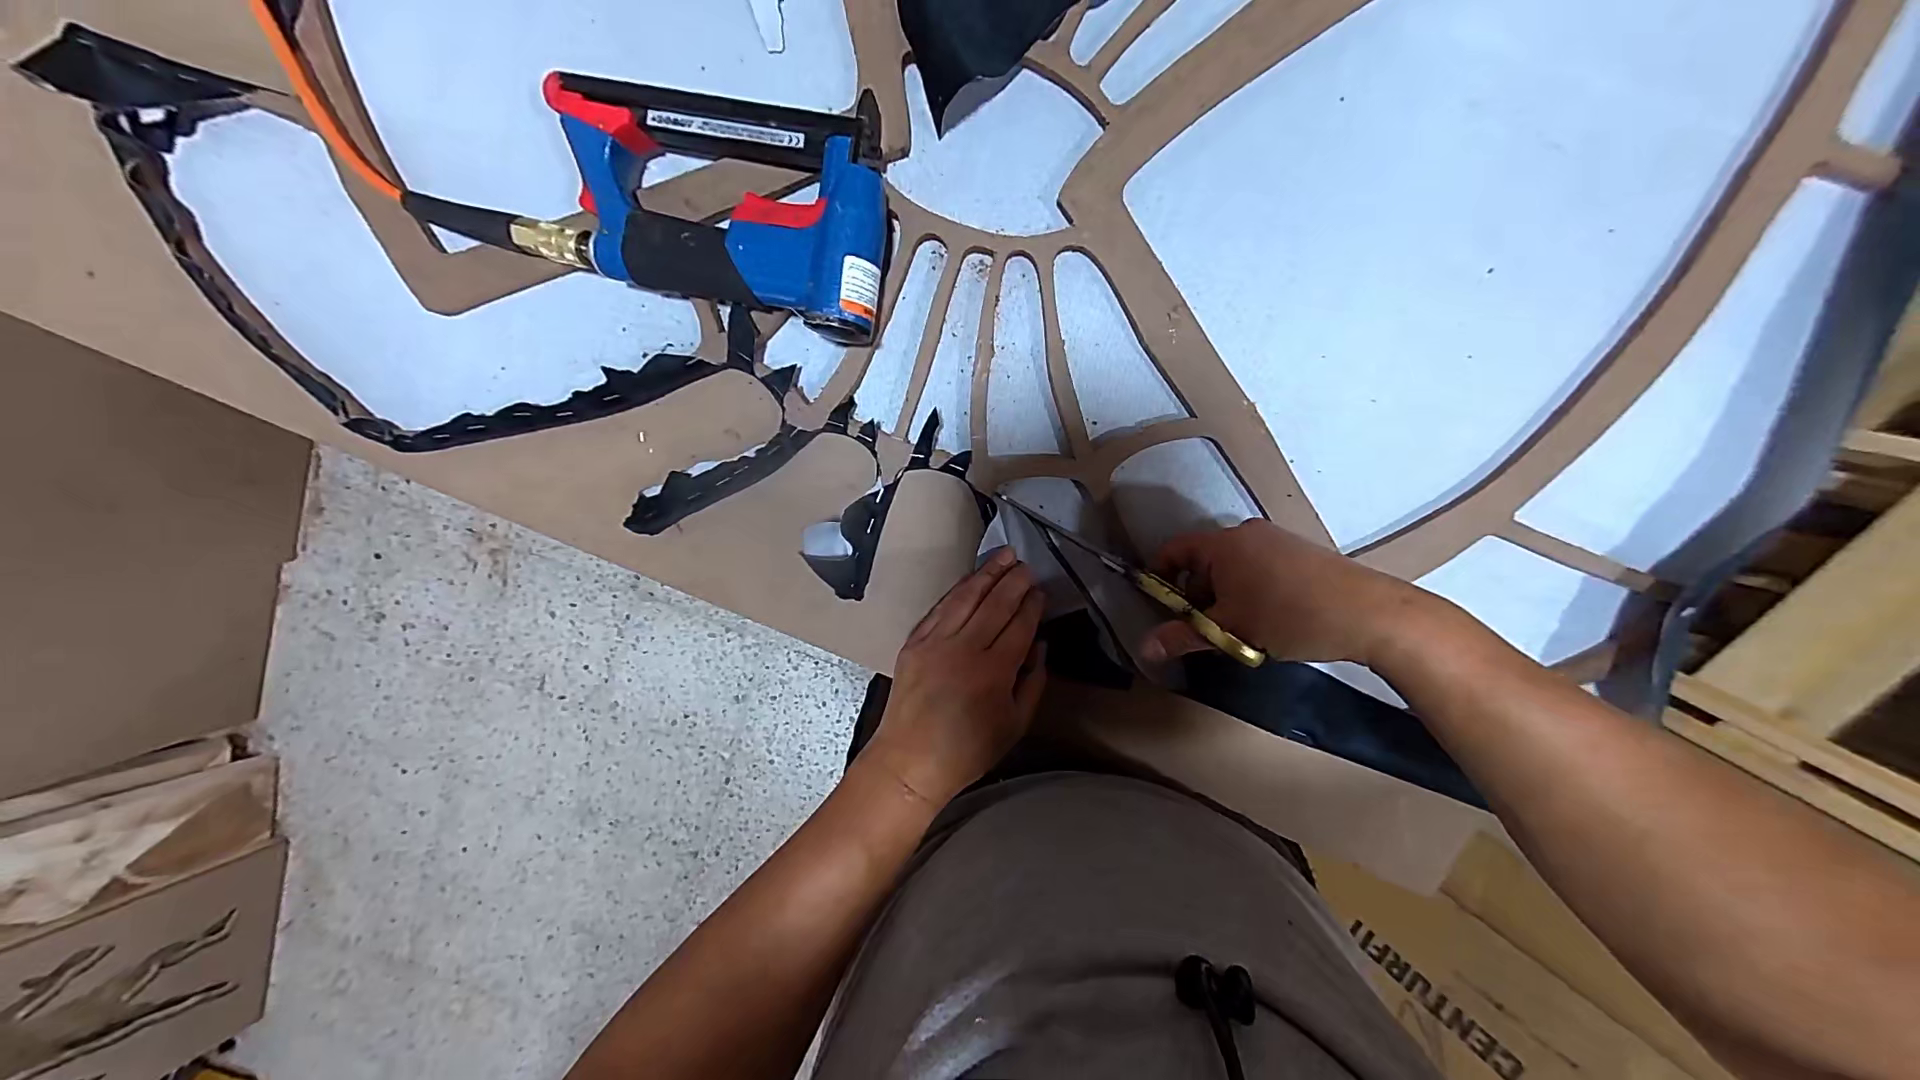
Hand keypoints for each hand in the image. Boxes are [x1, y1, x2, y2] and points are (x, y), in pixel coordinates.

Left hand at [862, 547, 1047, 806]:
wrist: (910, 760)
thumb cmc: (968, 750)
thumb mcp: (1015, 725)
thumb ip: (1033, 682)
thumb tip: (1040, 645)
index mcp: (994, 671)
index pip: (1019, 625)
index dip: (1033, 605)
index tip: (1042, 590)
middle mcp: (964, 648)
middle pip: (995, 604)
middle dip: (1014, 581)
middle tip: (1027, 565)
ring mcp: (935, 642)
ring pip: (965, 597)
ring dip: (986, 574)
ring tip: (1003, 557)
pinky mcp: (914, 642)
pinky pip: (940, 608)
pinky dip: (957, 591)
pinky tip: (970, 580)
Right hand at [1141, 519, 1433, 666]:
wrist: (1370, 614)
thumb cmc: (1290, 616)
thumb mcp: (1229, 632)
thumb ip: (1182, 637)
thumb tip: (1146, 648)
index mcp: (1222, 544)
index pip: (1172, 550)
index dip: (1158, 577)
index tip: (1160, 606)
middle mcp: (1247, 533)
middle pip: (1202, 560)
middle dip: (1196, 594)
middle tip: (1202, 628)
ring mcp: (1277, 540)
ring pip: (1232, 567)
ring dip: (1224, 596)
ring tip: (1238, 629)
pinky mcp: (1300, 552)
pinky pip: (1258, 567)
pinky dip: (1250, 590)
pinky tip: (1266, 620)